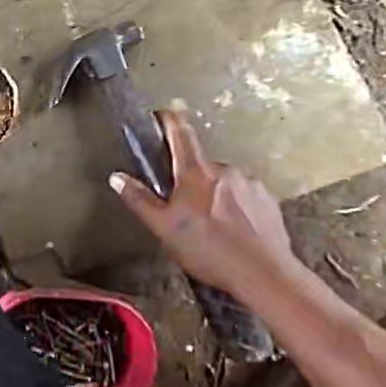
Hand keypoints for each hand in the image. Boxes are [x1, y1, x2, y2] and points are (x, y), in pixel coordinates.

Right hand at [110, 110, 308, 294]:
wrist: (263, 274)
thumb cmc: (210, 250)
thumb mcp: (164, 228)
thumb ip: (139, 200)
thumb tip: (117, 178)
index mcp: (196, 173)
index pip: (180, 134)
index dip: (169, 120)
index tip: (163, 112)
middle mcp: (224, 170)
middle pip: (200, 165)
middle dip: (189, 180)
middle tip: (182, 207)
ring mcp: (249, 184)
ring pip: (223, 183)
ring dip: (213, 197)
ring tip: (209, 229)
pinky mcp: (267, 201)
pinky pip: (244, 198)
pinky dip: (235, 209)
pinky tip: (231, 233)